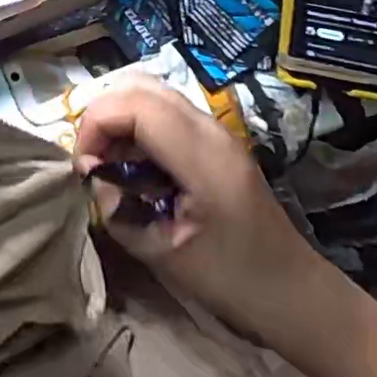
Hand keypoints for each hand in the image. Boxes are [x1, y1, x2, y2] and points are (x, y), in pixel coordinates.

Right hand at [74, 82, 341, 344]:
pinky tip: (134, 165)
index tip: (83, 167)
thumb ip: (122, 214)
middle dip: (104, 115)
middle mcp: (208, 127)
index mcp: (202, 154)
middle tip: (91, 161)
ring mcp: (214, 128)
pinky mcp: (214, 138)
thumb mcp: (167, 256)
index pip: (136, 105)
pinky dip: (138, 125)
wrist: (293, 290)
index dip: (97, 124)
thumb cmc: (234, 279)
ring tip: (109, 163)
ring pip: (152, 92)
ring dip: (120, 118)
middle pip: (141, 86)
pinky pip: (165, 111)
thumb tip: (93, 180)